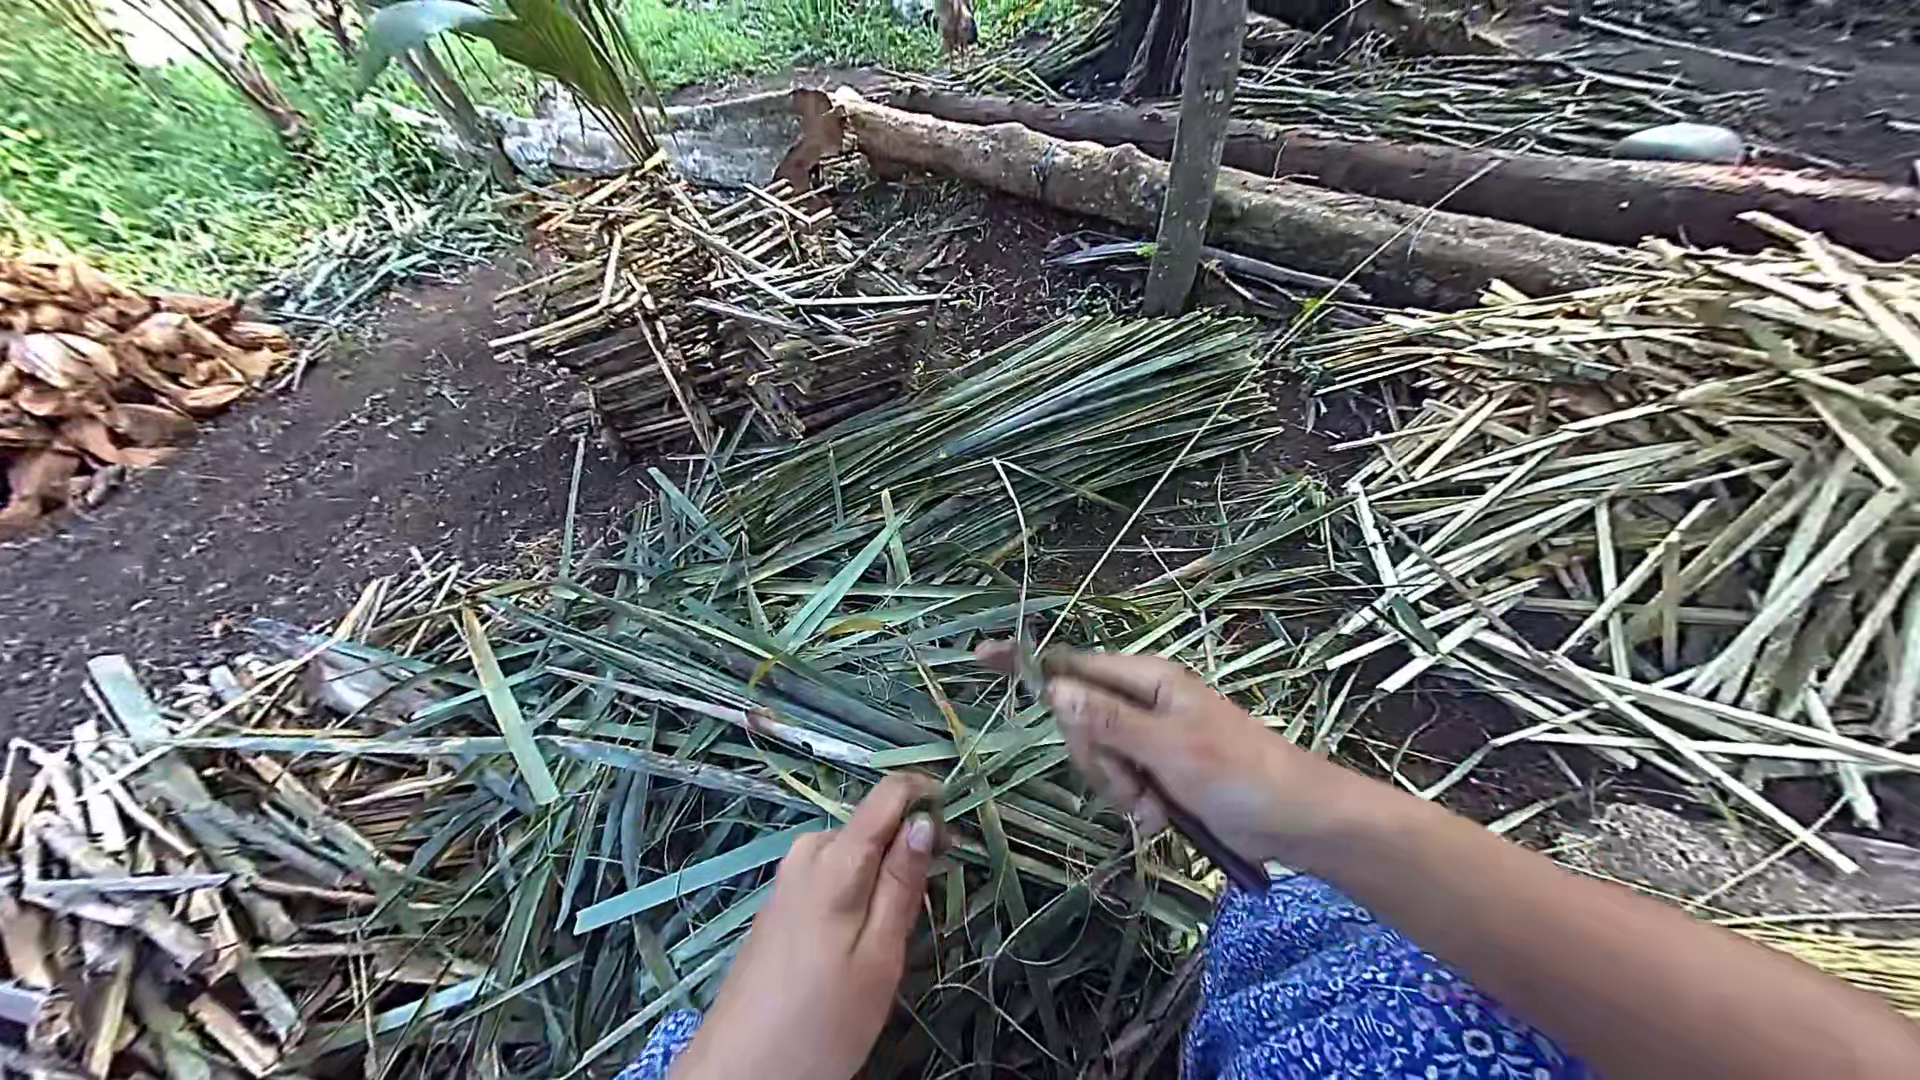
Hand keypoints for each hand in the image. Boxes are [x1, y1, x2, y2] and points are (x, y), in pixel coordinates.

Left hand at [670, 774, 939, 1079]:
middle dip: (908, 846)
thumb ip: (902, 882)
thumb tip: (923, 820)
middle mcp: (808, 851)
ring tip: (894, 933)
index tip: (953, 823)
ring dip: (884, 872)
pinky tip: (856, 940)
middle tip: (929, 900)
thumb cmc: (820, 1023)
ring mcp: (789, 876)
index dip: (926, 795)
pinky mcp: (780, 901)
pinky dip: (858, 887)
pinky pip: (832, 873)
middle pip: (873, 824)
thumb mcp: (879, 957)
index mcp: (835, 857)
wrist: (735, 1078)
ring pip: (854, 852)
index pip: (888, 793)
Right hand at [976, 643, 1380, 865]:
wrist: (1299, 824)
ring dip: (1119, 788)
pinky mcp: (1153, 769)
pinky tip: (1164, 814)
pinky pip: (1117, 782)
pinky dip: (1134, 803)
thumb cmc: (1241, 774)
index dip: (1027, 662)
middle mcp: (1139, 702)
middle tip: (1134, 781)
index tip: (981, 656)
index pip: (1071, 664)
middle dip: (1097, 759)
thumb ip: (1109, 721)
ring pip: (1094, 757)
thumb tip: (1054, 689)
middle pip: (1077, 721)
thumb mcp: (1170, 747)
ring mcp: (1145, 737)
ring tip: (1158, 803)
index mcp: (1144, 679)